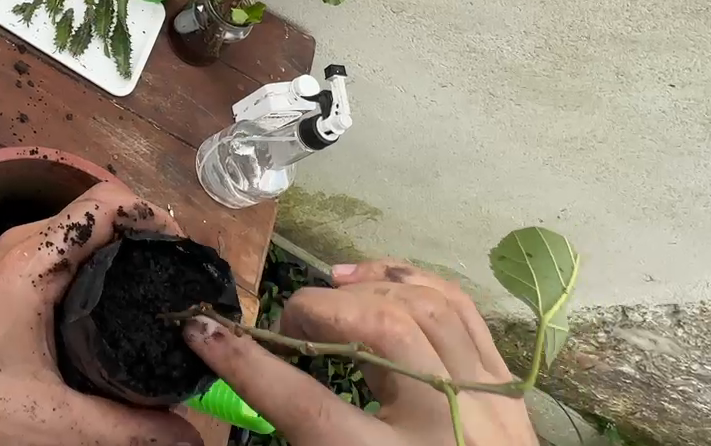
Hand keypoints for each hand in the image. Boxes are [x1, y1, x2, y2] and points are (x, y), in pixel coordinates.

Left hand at [0, 182, 201, 445]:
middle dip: (144, 228)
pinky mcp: (4, 267)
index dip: (151, 214)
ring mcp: (11, 250)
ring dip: (119, 238)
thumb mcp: (50, 421)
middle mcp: (24, 241)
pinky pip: (61, 241)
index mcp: (35, 259)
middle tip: (180, 270)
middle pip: (97, 208)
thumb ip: (124, 431)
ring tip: (156, 279)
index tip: (185, 248)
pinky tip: (111, 291)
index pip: (104, 204)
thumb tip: (188, 436)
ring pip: (78, 223)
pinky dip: (95, 251)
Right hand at [181, 260, 534, 445]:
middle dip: (313, 313)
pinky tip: (375, 280)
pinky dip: (411, 280)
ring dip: (363, 288)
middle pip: (374, 332)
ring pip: (421, 307)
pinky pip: (459, 307)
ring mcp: (489, 406)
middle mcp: (449, 431)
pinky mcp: (509, 392)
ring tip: (329, 293)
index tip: (201, 329)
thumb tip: (236, 359)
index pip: (305, 404)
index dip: (245, 361)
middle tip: (290, 332)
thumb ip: (297, 425)